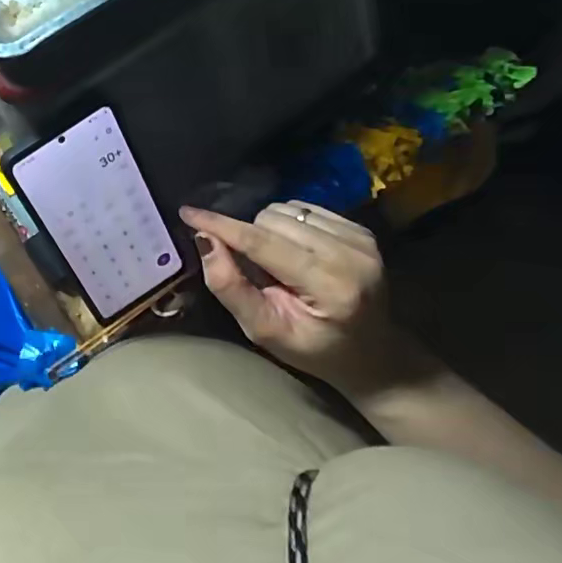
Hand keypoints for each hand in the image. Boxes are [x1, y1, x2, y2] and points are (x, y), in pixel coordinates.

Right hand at [180, 201, 422, 396]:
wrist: (374, 354)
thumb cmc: (314, 349)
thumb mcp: (264, 330)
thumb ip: (230, 286)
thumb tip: (204, 240)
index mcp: (329, 284)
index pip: (262, 242)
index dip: (221, 225)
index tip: (187, 212)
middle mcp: (350, 253)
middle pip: (269, 220)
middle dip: (249, 238)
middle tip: (257, 272)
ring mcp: (359, 238)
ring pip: (284, 209)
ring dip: (267, 231)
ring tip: (278, 264)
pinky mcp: (361, 228)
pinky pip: (302, 208)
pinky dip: (287, 226)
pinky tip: (295, 252)